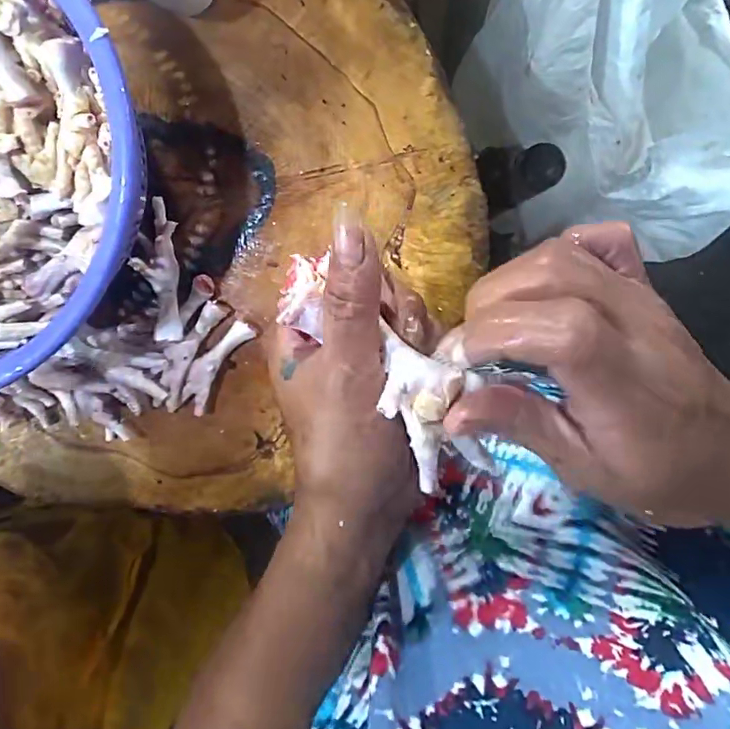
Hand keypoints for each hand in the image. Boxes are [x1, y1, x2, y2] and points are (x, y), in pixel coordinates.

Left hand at [269, 209, 423, 550]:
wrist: (370, 505)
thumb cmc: (347, 436)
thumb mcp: (349, 362)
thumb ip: (353, 296)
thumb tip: (347, 223)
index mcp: (302, 325)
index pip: (342, 270)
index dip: (371, 285)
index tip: (385, 318)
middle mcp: (330, 333)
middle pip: (379, 290)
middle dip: (400, 319)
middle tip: (400, 355)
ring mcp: (362, 351)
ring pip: (404, 313)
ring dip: (418, 340)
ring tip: (412, 378)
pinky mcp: (391, 369)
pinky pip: (418, 339)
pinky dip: (427, 356)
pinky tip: (427, 381)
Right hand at [440, 222, 729, 530]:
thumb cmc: (660, 471)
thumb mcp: (587, 468)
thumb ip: (522, 425)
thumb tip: (452, 409)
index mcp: (618, 375)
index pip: (548, 328)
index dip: (488, 336)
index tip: (456, 365)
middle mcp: (629, 319)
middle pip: (545, 276)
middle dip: (487, 307)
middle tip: (472, 349)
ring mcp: (638, 293)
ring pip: (559, 253)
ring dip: (510, 281)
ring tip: (496, 322)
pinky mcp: (641, 283)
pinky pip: (598, 241)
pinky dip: (558, 251)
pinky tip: (544, 286)